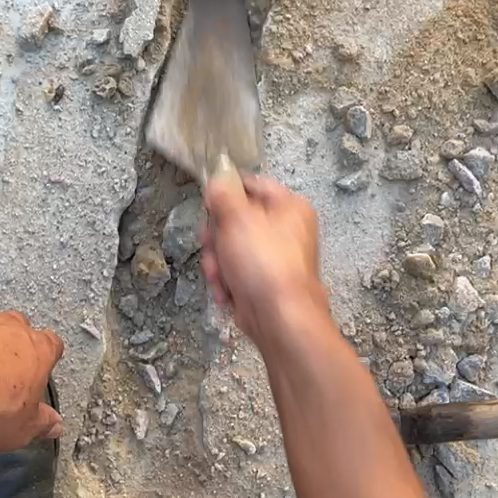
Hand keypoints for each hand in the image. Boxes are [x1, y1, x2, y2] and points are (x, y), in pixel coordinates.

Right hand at [200, 170, 329, 342]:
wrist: (279, 319)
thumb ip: (224, 193)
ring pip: (232, 248)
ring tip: (220, 277)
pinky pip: (237, 272)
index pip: (252, 184)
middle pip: (237, 220)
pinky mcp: (265, 282)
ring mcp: (275, 258)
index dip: (226, 193)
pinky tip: (226, 292)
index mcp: (289, 206)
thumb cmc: (263, 264)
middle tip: (212, 247)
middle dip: (217, 238)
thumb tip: (218, 179)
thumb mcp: (237, 218)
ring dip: (218, 263)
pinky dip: (227, 282)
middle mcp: (286, 230)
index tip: (208, 205)